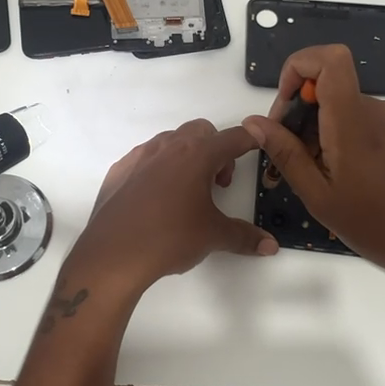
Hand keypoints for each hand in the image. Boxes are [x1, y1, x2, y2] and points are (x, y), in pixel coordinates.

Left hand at [65, 119, 276, 296]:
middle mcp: (168, 146)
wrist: (113, 254)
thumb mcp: (213, 236)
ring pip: (171, 141)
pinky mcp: (119, 170)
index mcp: (197, 155)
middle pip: (201, 131)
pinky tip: (156, 199)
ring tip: (187, 192)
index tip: (258, 145)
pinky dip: (159, 169)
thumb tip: (270, 246)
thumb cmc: (170, 237)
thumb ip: (244, 237)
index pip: (233, 138)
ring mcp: (140, 155)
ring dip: (186, 157)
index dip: (250, 140)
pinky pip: (146, 159)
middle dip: (215, 149)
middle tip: (217, 184)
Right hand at [244, 45, 384, 290]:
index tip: (285, 107)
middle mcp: (376, 109)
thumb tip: (255, 121)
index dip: (299, 67)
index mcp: (353, 120)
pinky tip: (343, 181)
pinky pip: (364, 123)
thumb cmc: (379, 225)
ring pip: (344, 110)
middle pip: (328, 89)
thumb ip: (286, 153)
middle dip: (300, 116)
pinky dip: (343, 141)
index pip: (329, 59)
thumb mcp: (320, 196)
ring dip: (321, 134)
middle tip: (287, 161)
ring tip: (315, 180)